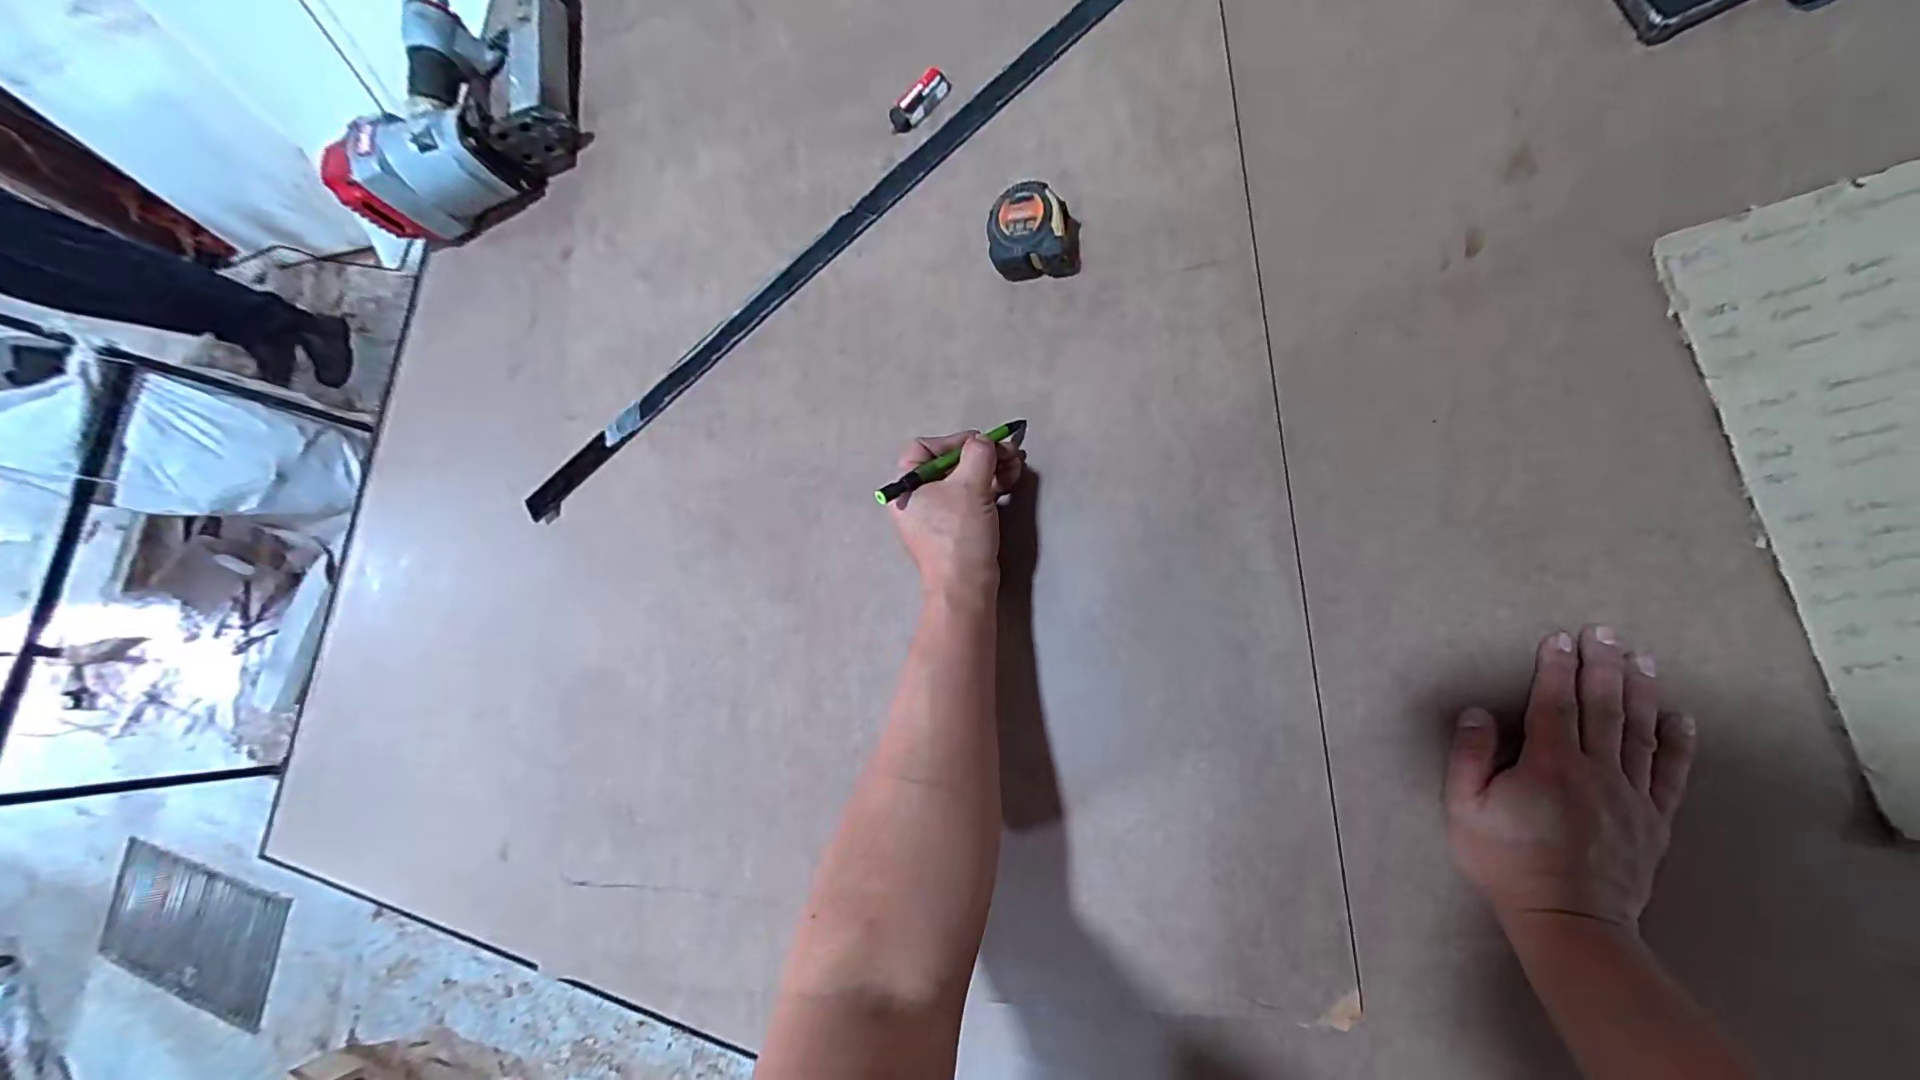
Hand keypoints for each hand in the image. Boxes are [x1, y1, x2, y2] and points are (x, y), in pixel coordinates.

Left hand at [889, 431, 1024, 597]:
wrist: (965, 586)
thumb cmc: (958, 534)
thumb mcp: (970, 485)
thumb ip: (978, 454)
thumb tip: (984, 441)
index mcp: (906, 486)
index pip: (924, 448)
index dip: (954, 440)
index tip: (981, 443)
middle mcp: (917, 498)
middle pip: (950, 463)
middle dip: (982, 454)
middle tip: (1009, 451)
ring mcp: (937, 515)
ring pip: (965, 479)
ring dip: (992, 468)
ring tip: (1016, 464)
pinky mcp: (956, 527)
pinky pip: (971, 497)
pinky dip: (990, 486)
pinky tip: (1011, 479)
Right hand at [1446, 626, 1696, 929]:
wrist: (1568, 917)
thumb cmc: (1505, 859)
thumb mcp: (1464, 807)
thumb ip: (1469, 756)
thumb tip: (1477, 712)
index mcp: (1548, 764)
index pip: (1553, 704)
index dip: (1555, 668)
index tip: (1560, 638)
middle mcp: (1595, 770)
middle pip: (1602, 709)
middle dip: (1602, 667)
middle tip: (1607, 633)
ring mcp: (1630, 794)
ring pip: (1638, 732)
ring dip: (1639, 691)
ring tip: (1641, 658)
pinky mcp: (1652, 818)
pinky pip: (1669, 772)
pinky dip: (1677, 741)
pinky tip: (1678, 716)